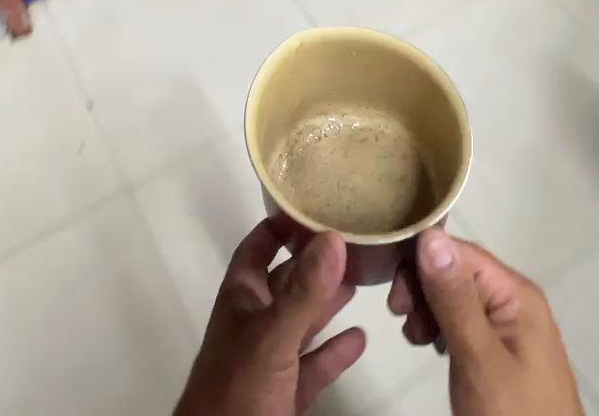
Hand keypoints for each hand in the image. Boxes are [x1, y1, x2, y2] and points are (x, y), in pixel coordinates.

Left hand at [173, 220, 366, 415]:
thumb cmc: (237, 389)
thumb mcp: (272, 335)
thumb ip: (303, 291)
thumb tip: (334, 236)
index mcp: (242, 297)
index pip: (258, 245)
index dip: (281, 224)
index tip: (315, 205)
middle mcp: (255, 321)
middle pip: (287, 280)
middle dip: (316, 262)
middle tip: (354, 241)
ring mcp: (270, 358)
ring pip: (303, 320)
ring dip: (328, 301)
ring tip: (361, 279)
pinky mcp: (287, 393)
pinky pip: (314, 364)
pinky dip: (335, 350)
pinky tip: (360, 337)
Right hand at [387, 229, 583, 415]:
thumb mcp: (479, 360)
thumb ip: (455, 299)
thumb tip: (430, 234)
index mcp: (515, 294)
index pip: (459, 252)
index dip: (421, 264)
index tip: (395, 298)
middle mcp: (513, 300)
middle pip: (455, 270)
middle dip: (421, 287)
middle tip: (401, 319)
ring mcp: (507, 325)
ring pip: (453, 294)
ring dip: (426, 307)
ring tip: (415, 338)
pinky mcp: (498, 348)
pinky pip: (461, 318)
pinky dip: (438, 325)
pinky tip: (428, 345)